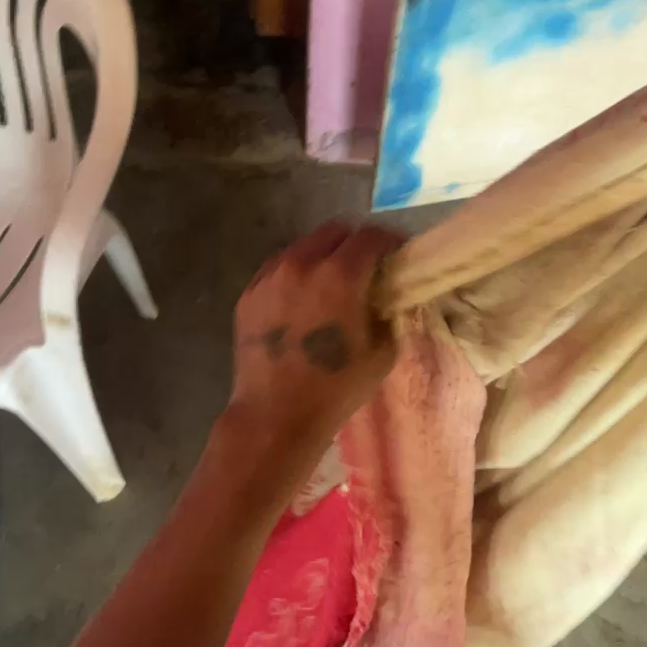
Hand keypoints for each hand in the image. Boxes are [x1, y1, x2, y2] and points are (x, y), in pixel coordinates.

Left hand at [228, 220, 403, 447]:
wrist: (276, 415)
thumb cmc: (337, 387)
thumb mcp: (382, 351)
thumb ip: (387, 312)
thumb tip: (386, 296)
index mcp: (341, 275)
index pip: (371, 236)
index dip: (390, 241)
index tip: (398, 255)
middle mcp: (302, 264)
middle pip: (334, 231)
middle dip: (354, 243)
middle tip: (366, 267)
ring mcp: (270, 277)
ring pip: (302, 247)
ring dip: (323, 255)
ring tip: (330, 282)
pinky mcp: (249, 294)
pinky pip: (277, 269)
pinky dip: (295, 273)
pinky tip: (301, 299)